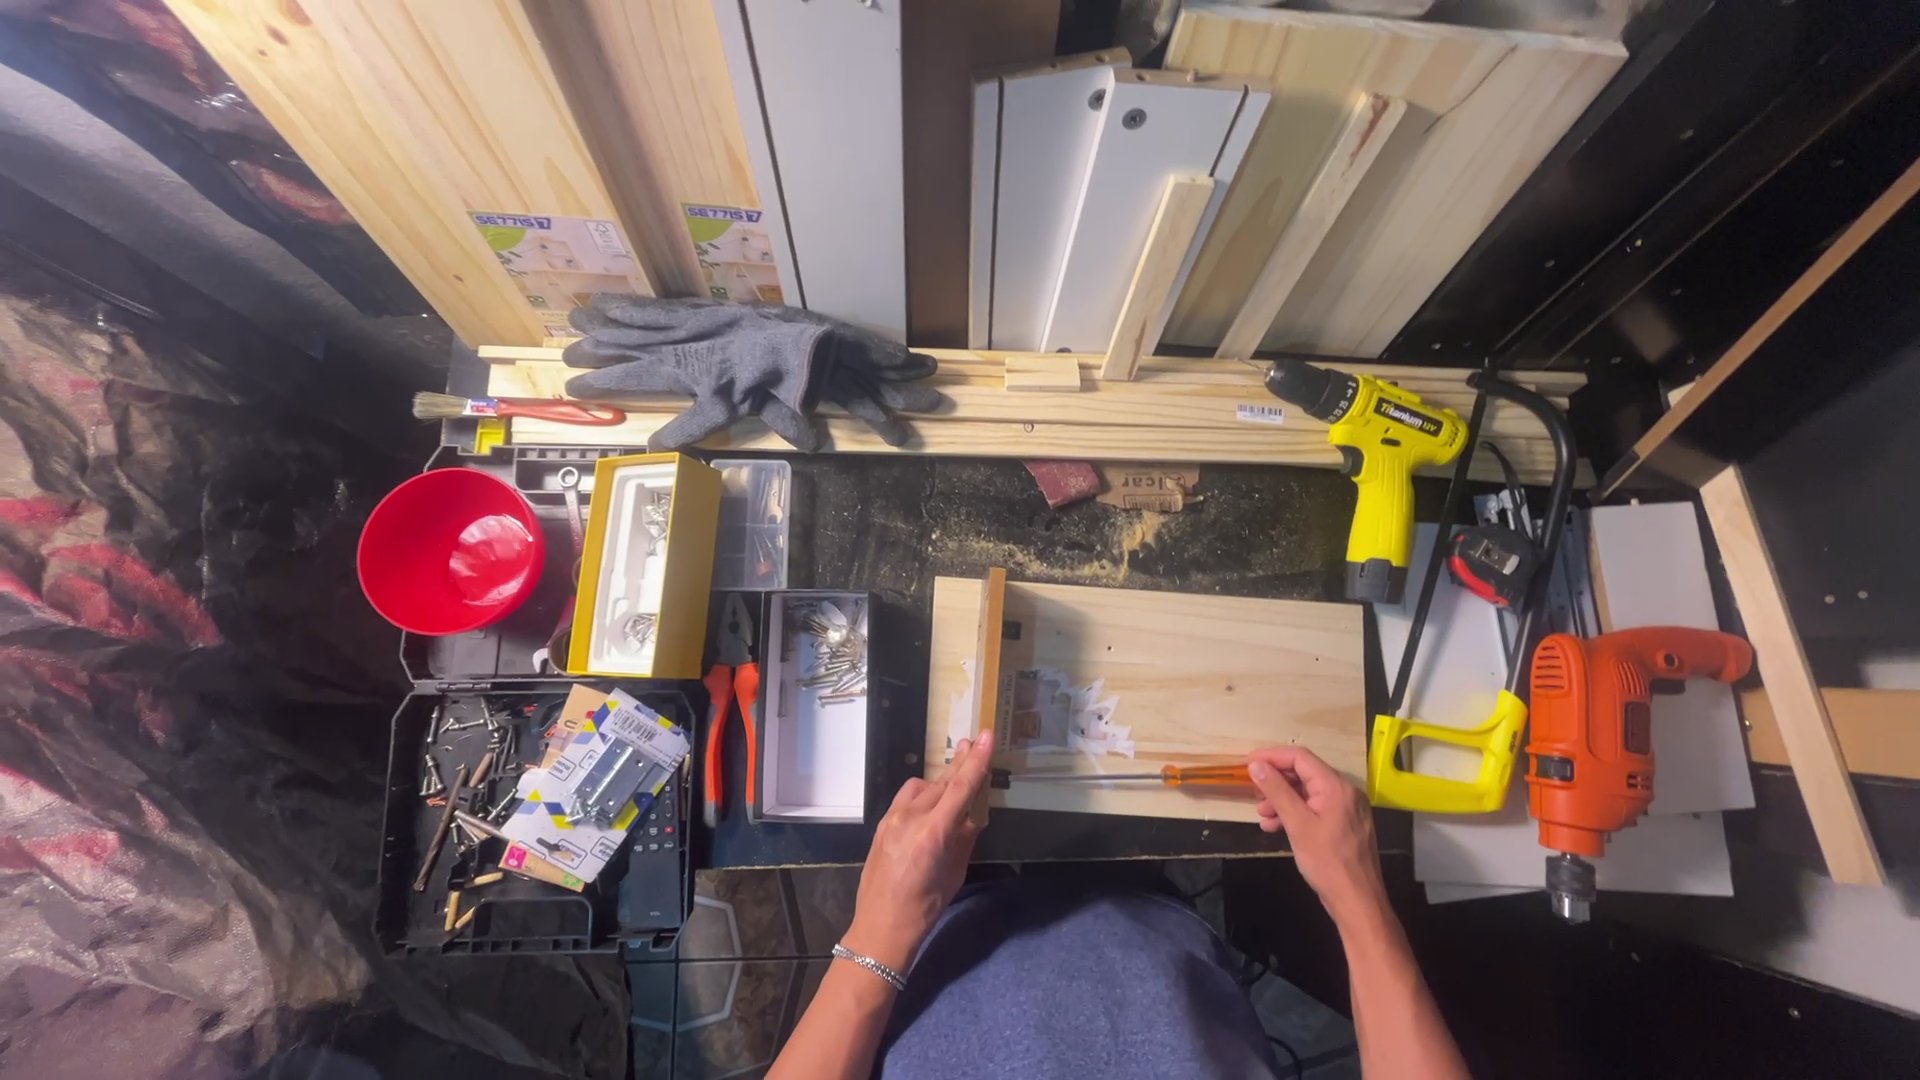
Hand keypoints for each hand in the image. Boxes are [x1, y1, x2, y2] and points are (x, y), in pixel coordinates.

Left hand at [841, 731, 993, 973]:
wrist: (880, 927)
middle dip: (961, 763)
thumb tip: (971, 815)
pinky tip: (931, 805)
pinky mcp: (882, 823)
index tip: (986, 736)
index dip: (977, 761)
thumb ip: (964, 838)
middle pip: (942, 782)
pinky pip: (907, 798)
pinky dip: (923, 796)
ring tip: (955, 789)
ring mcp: (892, 819)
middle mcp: (910, 818)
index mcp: (933, 834)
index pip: (961, 788)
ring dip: (941, 784)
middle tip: (975, 742)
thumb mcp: (955, 873)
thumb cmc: (925, 907)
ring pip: (922, 787)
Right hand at [1247, 745, 1387, 927]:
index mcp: (1336, 786)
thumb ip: (1276, 790)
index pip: (1300, 757)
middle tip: (1253, 792)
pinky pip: (1315, 808)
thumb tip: (1255, 764)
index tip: (1247, 764)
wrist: (1357, 902)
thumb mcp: (1297, 823)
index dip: (1271, 756)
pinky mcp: (1344, 824)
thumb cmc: (1326, 862)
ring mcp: (1347, 808)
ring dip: (1282, 799)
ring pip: (1307, 792)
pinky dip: (1294, 812)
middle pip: (1304, 773)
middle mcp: (1345, 792)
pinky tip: (1276, 826)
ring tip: (1262, 814)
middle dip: (1275, 781)